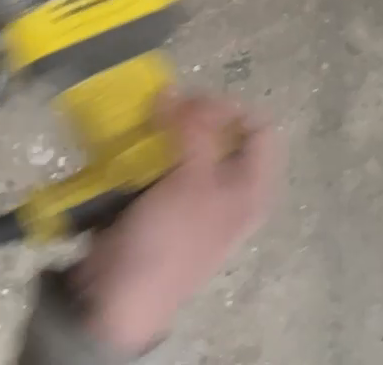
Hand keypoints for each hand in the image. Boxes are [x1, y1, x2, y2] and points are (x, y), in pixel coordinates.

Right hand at [70, 94, 282, 354]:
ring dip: (167, 126)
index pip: (259, 129)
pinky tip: (132, 139)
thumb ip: (194, 133)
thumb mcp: (190, 183)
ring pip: (189, 141)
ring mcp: (195, 192)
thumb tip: (178, 91)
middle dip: (193, 113)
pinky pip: (163, 156)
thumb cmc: (168, 240)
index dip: (229, 109)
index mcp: (251, 189)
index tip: (191, 102)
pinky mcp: (163, 195)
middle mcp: (230, 188)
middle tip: (164, 109)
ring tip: (144, 119)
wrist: (123, 291)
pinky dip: (150, 142)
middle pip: (223, 132)